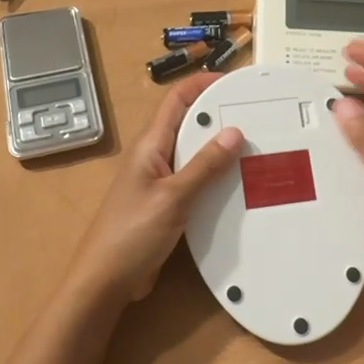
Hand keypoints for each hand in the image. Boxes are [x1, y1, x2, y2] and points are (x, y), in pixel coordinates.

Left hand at [64, 74, 245, 304]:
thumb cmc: (132, 233)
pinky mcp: (166, 204)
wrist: (105, 281)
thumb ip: (204, 166)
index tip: (236, 82)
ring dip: (219, 147)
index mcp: (150, 144)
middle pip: (188, 123)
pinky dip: (215, 176)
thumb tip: (235, 131)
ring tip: (256, 145)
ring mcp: (160, 180)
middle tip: (257, 115)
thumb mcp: (173, 197)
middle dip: (219, 115)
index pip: (177, 99)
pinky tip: (239, 184)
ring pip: (193, 153)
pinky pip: (194, 180)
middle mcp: (154, 156)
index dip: (203, 84)